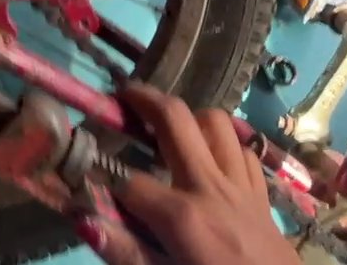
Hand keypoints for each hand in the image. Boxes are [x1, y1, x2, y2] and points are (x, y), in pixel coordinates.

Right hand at [81, 85, 299, 264]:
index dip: (102, 177)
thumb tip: (82, 219)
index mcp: (181, 217)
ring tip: (169, 129)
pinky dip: (225, 147)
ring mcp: (241, 190)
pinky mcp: (264, 200)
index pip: (127, 182)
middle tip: (123, 97)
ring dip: (190, 118)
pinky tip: (210, 161)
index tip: (85, 172)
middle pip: (174, 118)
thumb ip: (125, 253)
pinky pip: (244, 153)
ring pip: (215, 122)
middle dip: (143, 99)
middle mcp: (210, 188)